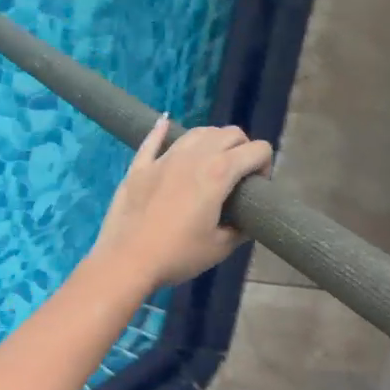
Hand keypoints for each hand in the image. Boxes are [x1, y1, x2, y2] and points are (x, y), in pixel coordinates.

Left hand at [87, 117, 272, 289]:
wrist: (124, 263)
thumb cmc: (175, 256)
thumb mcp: (219, 248)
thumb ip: (240, 229)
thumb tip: (245, 222)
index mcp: (219, 171)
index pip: (257, 150)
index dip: (264, 165)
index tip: (256, 187)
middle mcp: (193, 156)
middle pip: (229, 134)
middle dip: (241, 148)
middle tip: (236, 175)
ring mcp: (162, 160)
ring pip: (196, 133)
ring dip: (210, 141)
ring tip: (209, 161)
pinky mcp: (137, 170)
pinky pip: (151, 141)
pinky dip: (161, 132)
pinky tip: (164, 125)